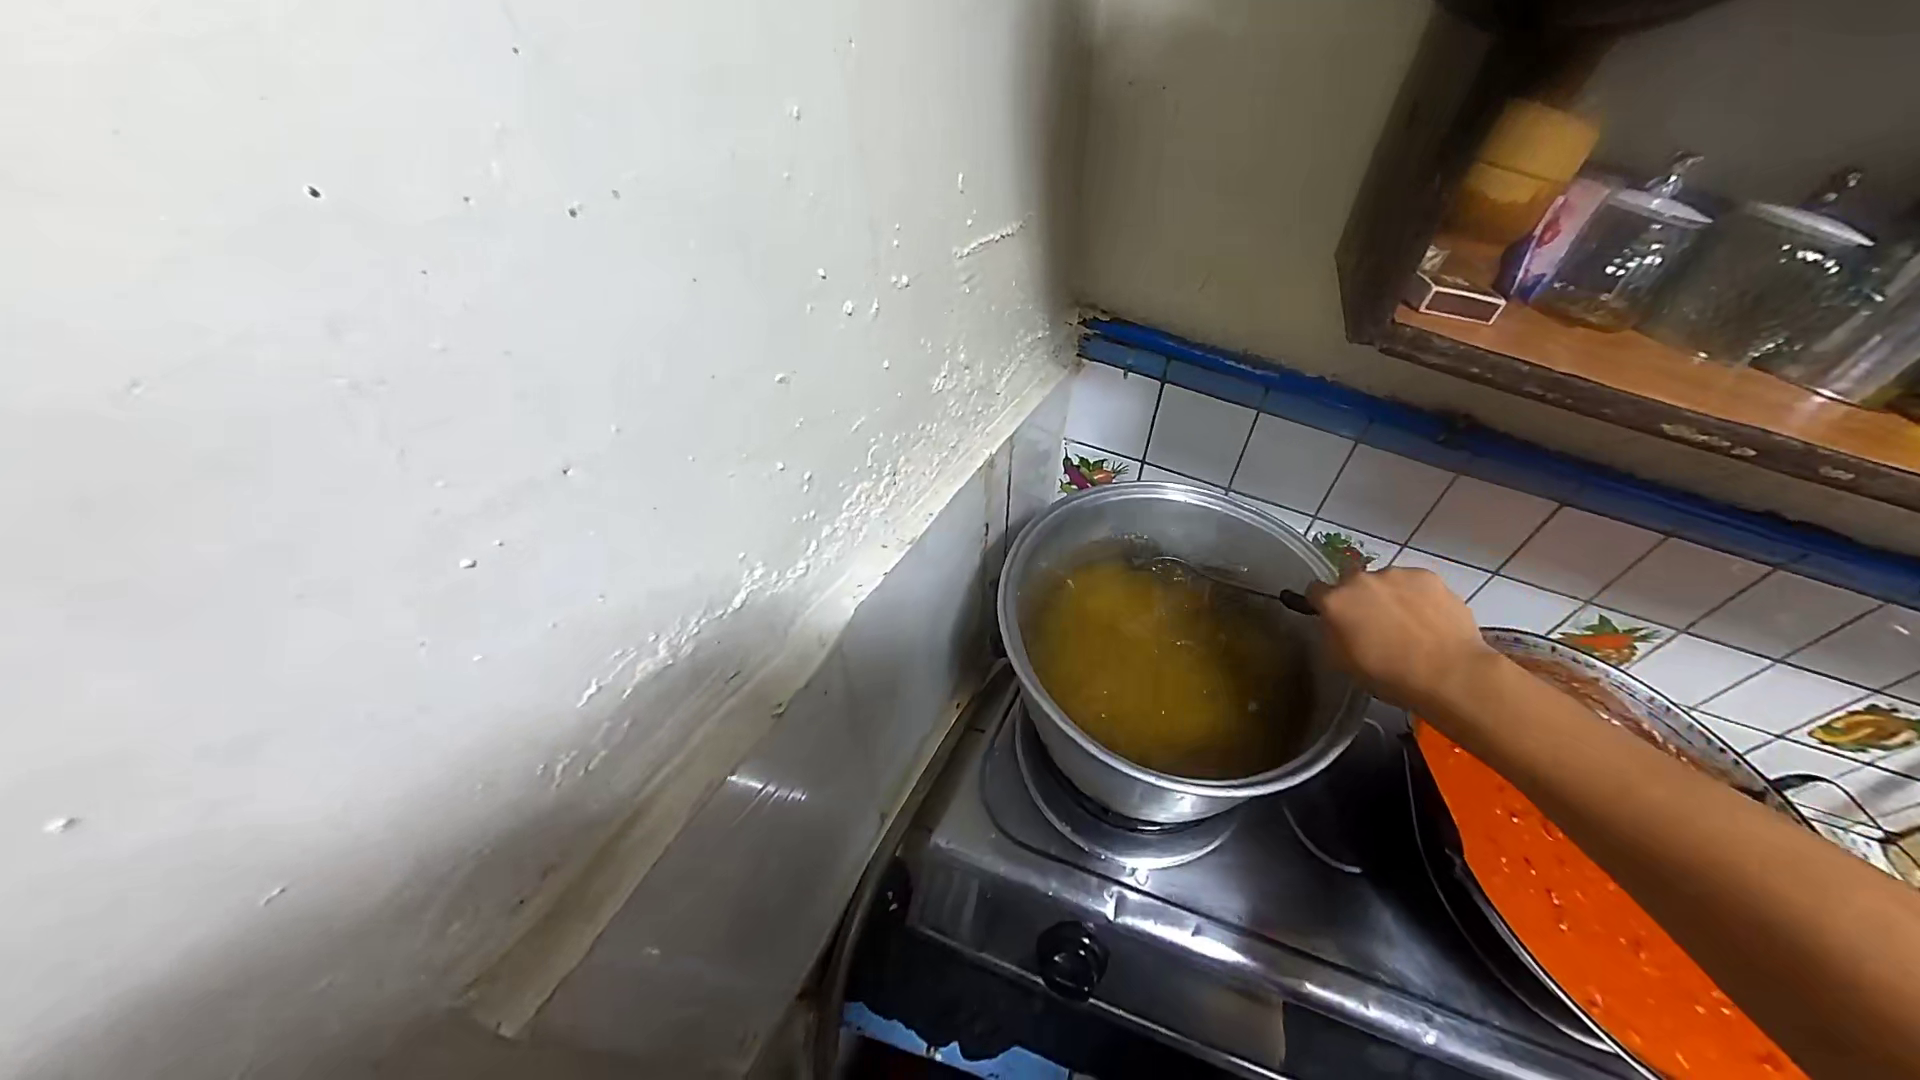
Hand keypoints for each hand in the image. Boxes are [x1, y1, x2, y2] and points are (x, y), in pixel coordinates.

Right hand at [1306, 567, 1499, 711]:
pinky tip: (1430, 618)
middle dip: (1358, 598)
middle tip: (1374, 623)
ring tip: (1409, 622)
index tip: (1334, 618)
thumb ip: (1331, 633)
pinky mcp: (1428, 576)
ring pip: (1384, 581)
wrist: (1451, 674)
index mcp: (1334, 601)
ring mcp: (1395, 574)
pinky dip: (1417, 595)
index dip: (1323, 605)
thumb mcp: (1342, 662)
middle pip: (1350, 582)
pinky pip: (1414, 583)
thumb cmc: (1389, 675)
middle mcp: (1360, 580)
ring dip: (1389, 595)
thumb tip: (1334, 623)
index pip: (1315, 591)